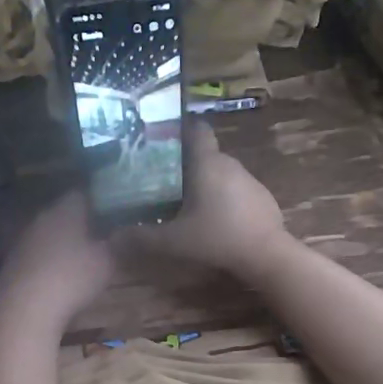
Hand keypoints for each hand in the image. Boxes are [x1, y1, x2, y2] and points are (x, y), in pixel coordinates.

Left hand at [0, 190, 114, 337]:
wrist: (24, 310)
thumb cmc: (72, 278)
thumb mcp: (106, 262)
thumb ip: (113, 244)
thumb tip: (116, 233)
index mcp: (65, 210)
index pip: (81, 194)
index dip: (95, 203)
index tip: (107, 215)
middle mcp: (41, 218)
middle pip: (61, 213)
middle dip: (77, 223)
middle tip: (94, 237)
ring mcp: (22, 239)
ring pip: (45, 233)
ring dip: (58, 243)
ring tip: (75, 260)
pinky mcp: (9, 261)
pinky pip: (33, 254)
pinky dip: (44, 261)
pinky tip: (53, 277)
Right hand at [125, 121, 289, 278]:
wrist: (267, 254)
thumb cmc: (217, 238)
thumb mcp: (174, 240)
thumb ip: (143, 236)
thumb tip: (115, 236)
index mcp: (207, 163)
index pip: (197, 129)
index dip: (181, 129)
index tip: (163, 140)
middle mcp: (229, 163)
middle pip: (205, 154)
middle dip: (187, 163)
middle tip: (164, 179)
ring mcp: (250, 179)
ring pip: (221, 173)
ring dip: (206, 183)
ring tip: (187, 202)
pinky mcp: (263, 197)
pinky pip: (237, 190)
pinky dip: (225, 198)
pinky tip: (216, 219)